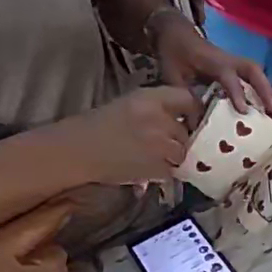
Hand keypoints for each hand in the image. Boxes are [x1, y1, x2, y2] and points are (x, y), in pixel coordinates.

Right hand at [53, 86, 202, 185]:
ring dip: (172, 157)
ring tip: (153, 157)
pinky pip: (171, 171)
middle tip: (160, 143)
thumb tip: (183, 119)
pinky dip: (162, 173)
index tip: (188, 119)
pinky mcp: (158, 168)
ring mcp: (161, 146)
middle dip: (177, 138)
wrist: (79, 151)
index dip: (192, 110)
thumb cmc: (99, 126)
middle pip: (186, 131)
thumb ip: (157, 108)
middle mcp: (159, 120)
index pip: (188, 99)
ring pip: (181, 153)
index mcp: (151, 98)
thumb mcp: (130, 104)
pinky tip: (146, 169)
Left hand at [149, 9, 271, 114]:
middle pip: (252, 72)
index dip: (236, 92)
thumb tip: (195, 126)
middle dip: (265, 91)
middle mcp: (228, 60)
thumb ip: (184, 99)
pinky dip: (266, 91)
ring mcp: (234, 62)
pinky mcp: (236, 67)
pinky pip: (255, 78)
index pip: (227, 76)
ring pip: (257, 75)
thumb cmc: (173, 55)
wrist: (174, 33)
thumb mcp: (172, 78)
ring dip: (271, 92)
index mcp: (211, 61)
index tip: (244, 110)